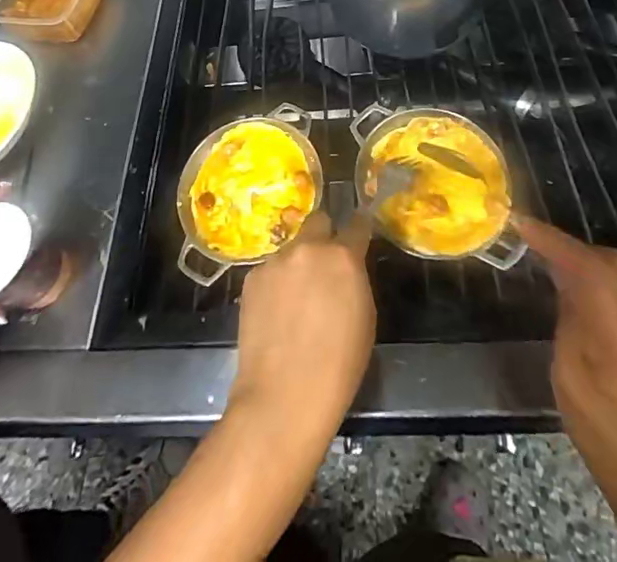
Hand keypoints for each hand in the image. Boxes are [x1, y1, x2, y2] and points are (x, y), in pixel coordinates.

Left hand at [227, 208, 375, 432]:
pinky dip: (276, 282)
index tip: (359, 236)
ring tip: (295, 299)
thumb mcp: (365, 315)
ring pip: (292, 248)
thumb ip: (355, 279)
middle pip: (319, 221)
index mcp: (343, 256)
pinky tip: (275, 311)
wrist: (284, 395)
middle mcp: (308, 249)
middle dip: (325, 236)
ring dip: (298, 263)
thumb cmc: (340, 363)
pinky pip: (271, 270)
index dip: (360, 230)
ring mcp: (275, 262)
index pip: (357, 224)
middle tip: (324, 265)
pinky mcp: (251, 278)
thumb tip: (346, 269)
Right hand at [519, 216, 616, 512]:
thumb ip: (569, 318)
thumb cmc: (601, 429)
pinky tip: (585, 288)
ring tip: (557, 263)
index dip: (553, 242)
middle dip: (573, 247)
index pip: (587, 267)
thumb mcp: (568, 375)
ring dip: (590, 259)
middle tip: (538, 246)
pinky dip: (606, 276)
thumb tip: (563, 278)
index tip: (523, 225)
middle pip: (611, 259)